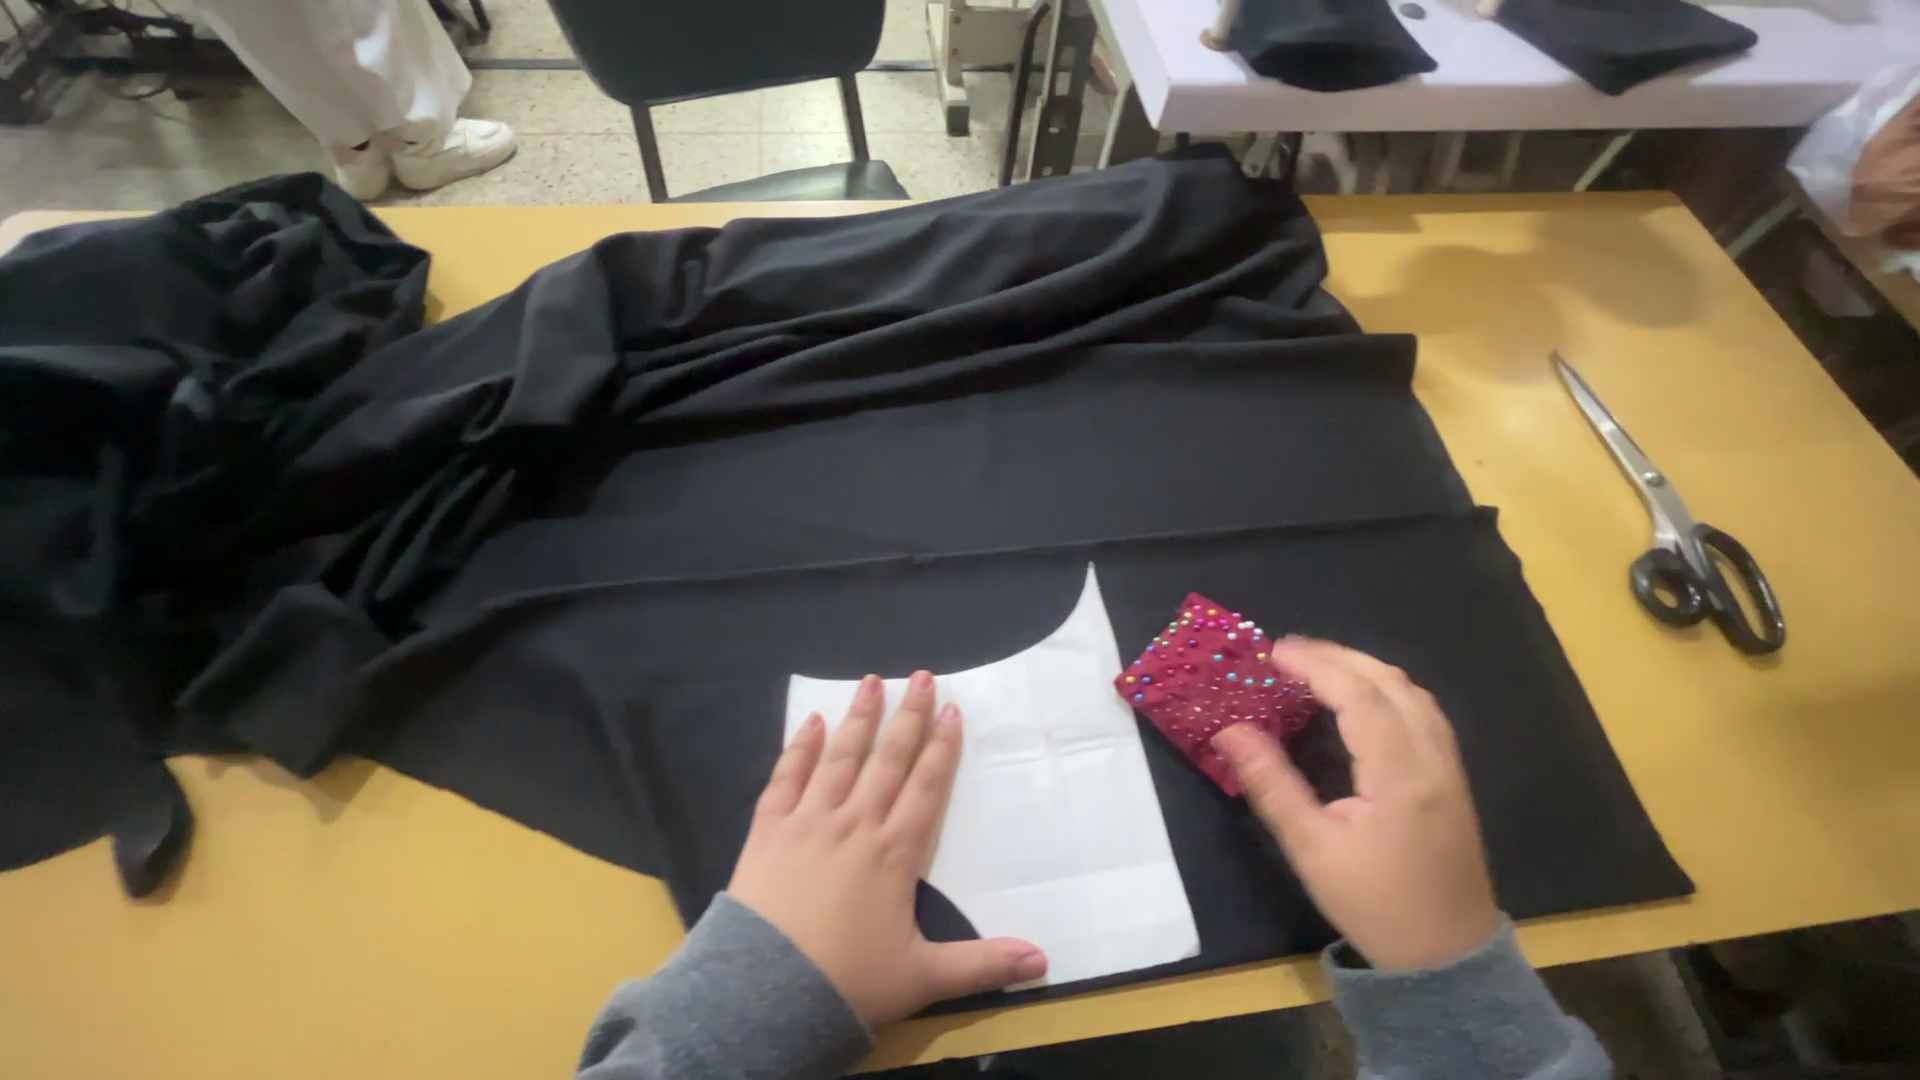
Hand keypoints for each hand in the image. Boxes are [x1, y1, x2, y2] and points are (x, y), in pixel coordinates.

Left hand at [728, 671, 1047, 1025]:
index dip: (943, 747)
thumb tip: (1044, 962)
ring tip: (872, 681)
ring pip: (841, 758)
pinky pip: (787, 778)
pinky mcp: (769, 829)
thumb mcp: (923, 979)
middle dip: (909, 716)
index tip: (953, 709)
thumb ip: (984, 964)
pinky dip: (800, 748)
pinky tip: (813, 722)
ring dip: (860, 718)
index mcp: (894, 853)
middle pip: (889, 760)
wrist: (765, 997)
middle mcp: (855, 824)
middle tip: (921, 677)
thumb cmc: (848, 983)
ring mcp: (809, 821)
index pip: (926, 787)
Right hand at [1212, 638, 1500, 971]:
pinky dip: (1387, 688)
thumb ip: (1271, 783)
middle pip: (1390, 682)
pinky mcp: (1453, 777)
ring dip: (1364, 667)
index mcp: (1399, 776)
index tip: (1273, 653)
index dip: (1315, 666)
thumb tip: (1229, 731)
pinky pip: (1423, 711)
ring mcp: (1450, 767)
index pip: (1359, 696)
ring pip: (1413, 692)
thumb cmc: (1373, 903)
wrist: (1447, 955)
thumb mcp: (1310, 848)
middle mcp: (1433, 760)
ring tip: (1317, 664)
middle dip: (1337, 656)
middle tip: (1287, 652)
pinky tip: (1360, 695)